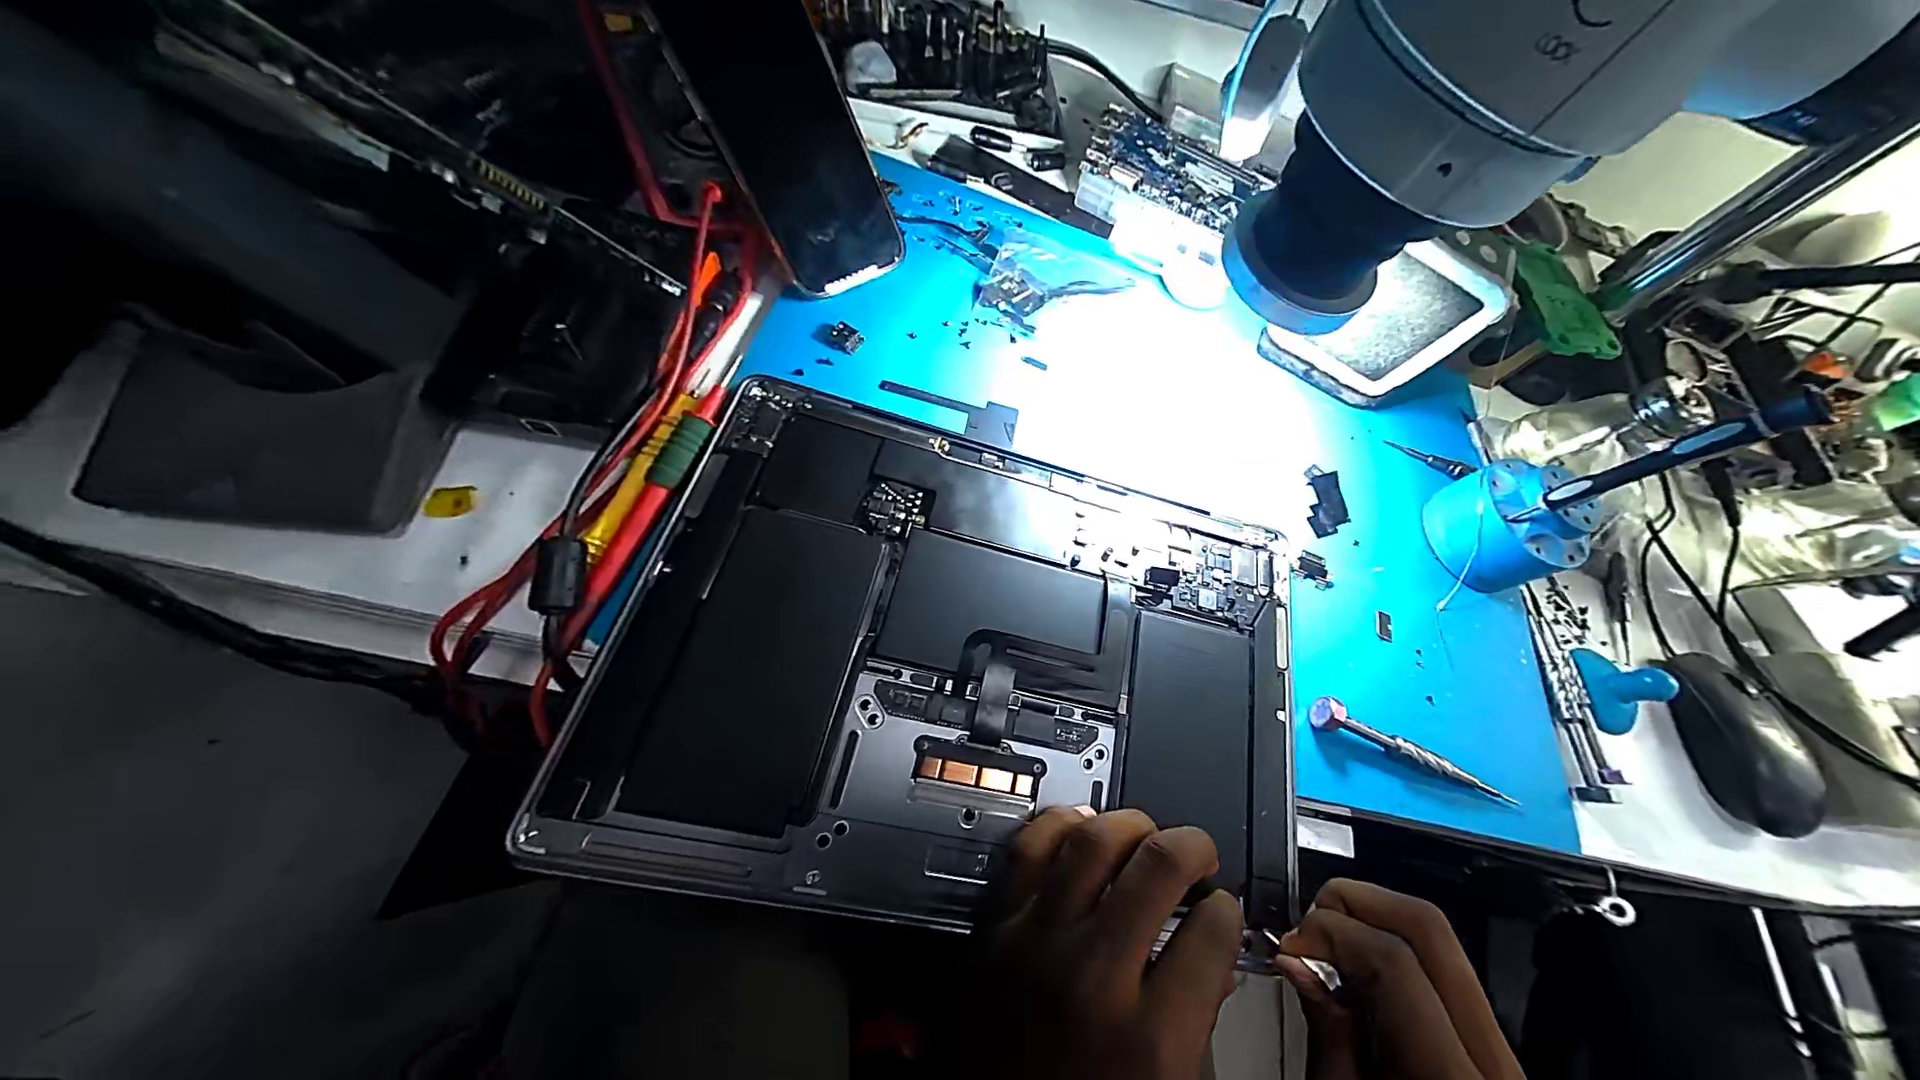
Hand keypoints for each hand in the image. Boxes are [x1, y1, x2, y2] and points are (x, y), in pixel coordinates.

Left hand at [973, 807, 1244, 1079]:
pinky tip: (1079, 826)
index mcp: (1150, 1040)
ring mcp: (1038, 943)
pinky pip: (1029, 849)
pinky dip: (1059, 824)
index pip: (1211, 934)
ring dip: (1131, 825)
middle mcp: (1093, 978)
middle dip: (1191, 846)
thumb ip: (1195, 1024)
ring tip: (1145, 833)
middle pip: (1157, 867)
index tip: (1220, 906)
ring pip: (1094, 842)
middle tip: (1197, 851)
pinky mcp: (996, 928)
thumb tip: (1212, 962)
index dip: (1226, 911)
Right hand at [1272, 879, 1524, 1079]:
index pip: (1393, 960)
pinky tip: (1357, 975)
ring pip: (1440, 944)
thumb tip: (1297, 959)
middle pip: (1430, 929)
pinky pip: (1443, 973)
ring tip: (1328, 947)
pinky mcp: (1493, 1049)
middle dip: (1356, 901)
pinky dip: (1391, 953)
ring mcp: (1503, 1053)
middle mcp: (1494, 1061)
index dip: (1330, 932)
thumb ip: (1327, 1030)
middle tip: (1312, 920)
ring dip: (1372, 923)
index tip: (1292, 942)